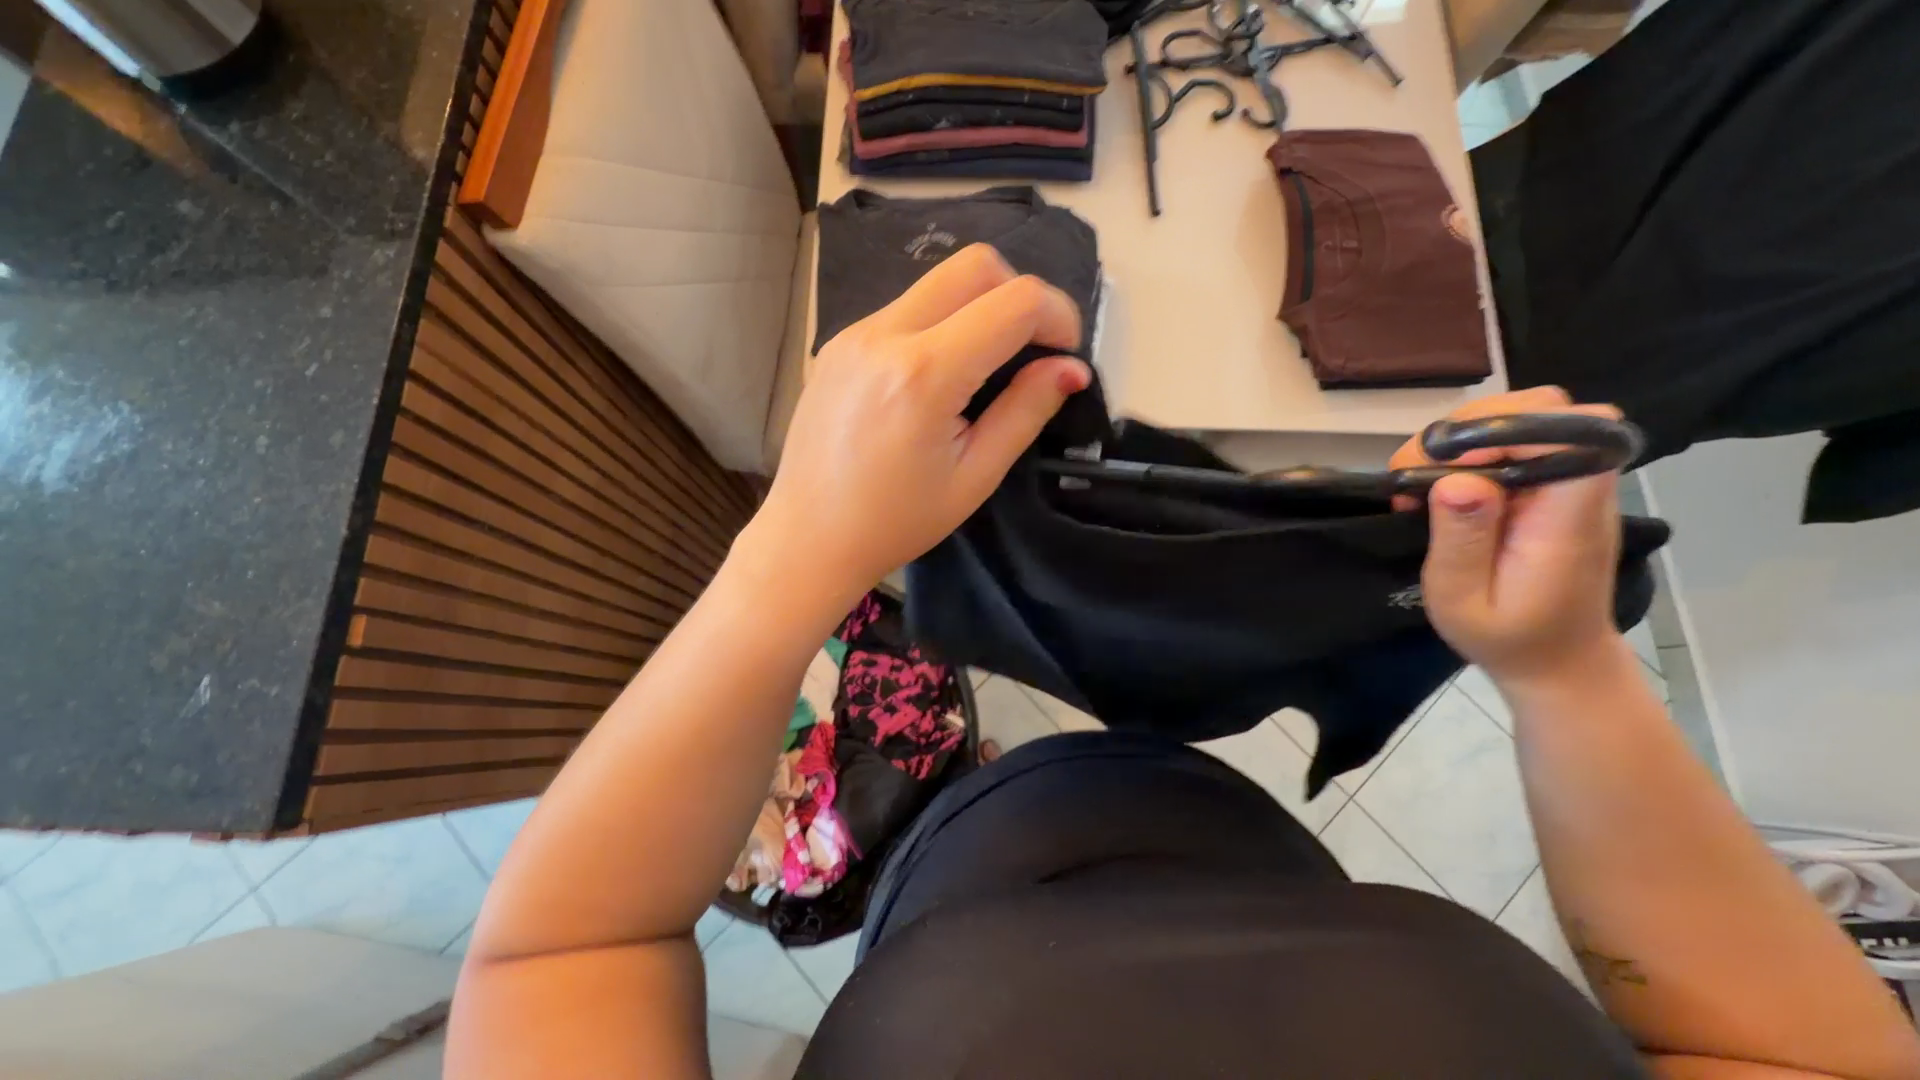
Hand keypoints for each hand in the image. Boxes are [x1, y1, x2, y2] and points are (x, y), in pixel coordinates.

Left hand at [745, 244, 1089, 597]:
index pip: (1014, 301)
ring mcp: (854, 332)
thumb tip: (1070, 368)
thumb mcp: (975, 476)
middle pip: (975, 264)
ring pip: (937, 282)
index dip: (1058, 315)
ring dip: (979, 306)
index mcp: (924, 374)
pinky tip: (940, 377)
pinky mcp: (839, 342)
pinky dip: (941, 323)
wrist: (808, 537)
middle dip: (1020, 294)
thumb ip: (1025, 411)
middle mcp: (884, 335)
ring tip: (986, 367)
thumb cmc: (896, 522)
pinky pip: (906, 308)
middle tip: (1032, 349)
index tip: (1066, 354)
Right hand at [1391, 387, 1628, 686]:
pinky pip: (1515, 440)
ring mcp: (1566, 481)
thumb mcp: (1463, 602)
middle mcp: (1578, 484)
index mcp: (1567, 514)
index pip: (1572, 430)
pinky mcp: (1550, 484)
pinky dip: (1470, 448)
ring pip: (1524, 416)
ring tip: (1422, 480)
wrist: (1556, 661)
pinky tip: (1442, 485)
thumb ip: (1462, 541)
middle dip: (1472, 423)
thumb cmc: (1507, 638)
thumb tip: (1457, 479)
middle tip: (1420, 471)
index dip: (1508, 427)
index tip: (1453, 462)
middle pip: (1545, 408)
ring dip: (1463, 435)